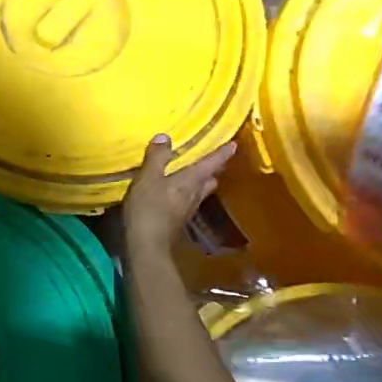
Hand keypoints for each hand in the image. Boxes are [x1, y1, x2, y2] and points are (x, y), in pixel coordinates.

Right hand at [123, 134, 236, 251]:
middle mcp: (194, 194)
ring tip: (191, 176)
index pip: (211, 163)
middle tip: (209, 161)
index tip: (234, 144)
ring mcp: (187, 210)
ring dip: (199, 184)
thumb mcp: (148, 178)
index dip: (222, 153)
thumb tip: (165, 136)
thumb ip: (157, 158)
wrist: (147, 244)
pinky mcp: (177, 221)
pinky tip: (173, 195)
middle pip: (209, 179)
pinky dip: (184, 195)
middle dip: (211, 170)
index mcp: (191, 180)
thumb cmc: (149, 208)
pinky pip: (187, 202)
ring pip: (200, 192)